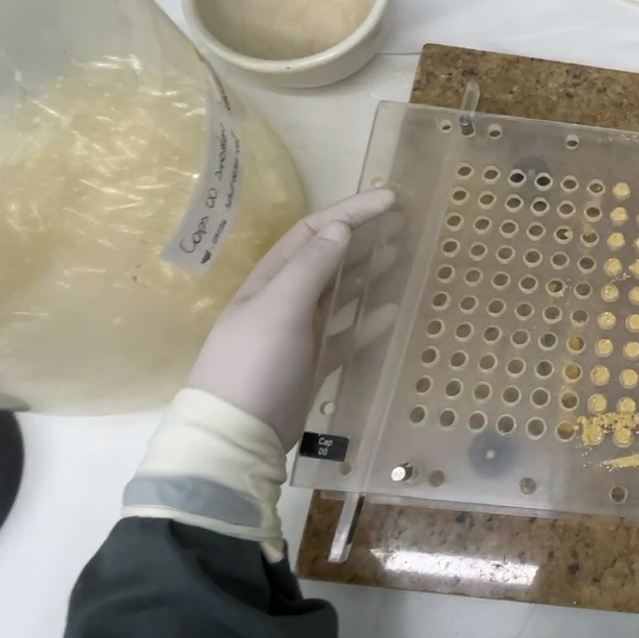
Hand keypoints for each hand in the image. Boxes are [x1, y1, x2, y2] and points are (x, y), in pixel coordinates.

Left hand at [187, 189, 394, 449]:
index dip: (351, 212)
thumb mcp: (279, 309)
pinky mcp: (313, 362)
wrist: (236, 437)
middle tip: (402, 222)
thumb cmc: (254, 365)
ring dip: (368, 271)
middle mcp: (285, 300)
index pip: (314, 232)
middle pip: (329, 258)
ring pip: (340, 292)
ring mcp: (299, 333)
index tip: (391, 200)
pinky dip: (369, 321)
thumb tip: (341, 228)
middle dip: (363, 236)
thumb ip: (311, 267)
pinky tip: (393, 311)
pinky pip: (347, 333)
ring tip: (401, 254)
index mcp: (271, 280)